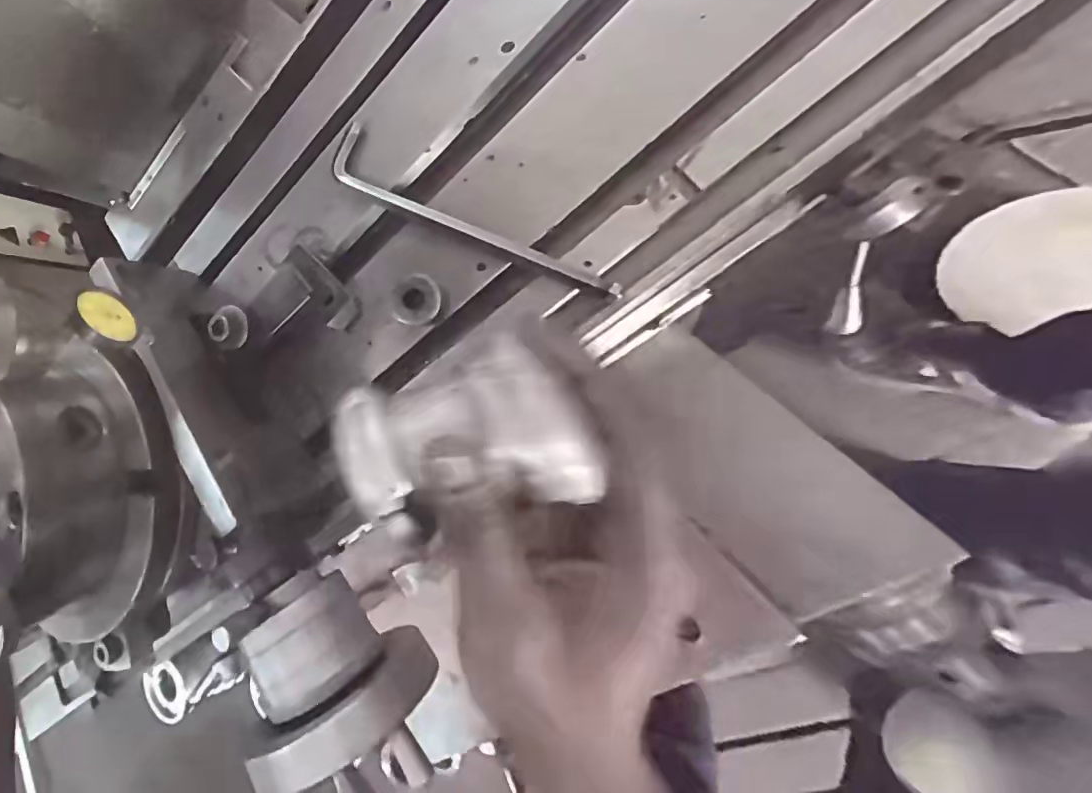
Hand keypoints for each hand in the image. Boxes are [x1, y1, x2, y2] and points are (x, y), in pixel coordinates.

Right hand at [431, 338, 695, 792]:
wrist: (562, 749)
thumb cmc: (547, 694)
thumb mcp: (507, 612)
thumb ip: (477, 528)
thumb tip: (446, 448)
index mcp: (644, 551)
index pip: (631, 444)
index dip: (592, 386)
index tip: (548, 343)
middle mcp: (637, 535)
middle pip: (608, 440)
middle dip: (560, 391)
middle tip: (511, 351)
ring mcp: (610, 541)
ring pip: (579, 459)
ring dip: (536, 420)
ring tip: (491, 384)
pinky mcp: (580, 548)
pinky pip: (551, 486)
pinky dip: (516, 458)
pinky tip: (479, 445)